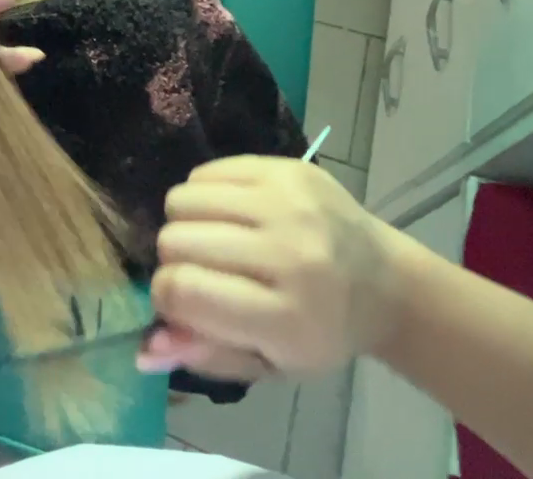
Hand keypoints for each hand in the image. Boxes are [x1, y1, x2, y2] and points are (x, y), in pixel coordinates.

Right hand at [138, 156, 408, 379]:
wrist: (387, 284)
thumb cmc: (320, 332)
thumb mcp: (269, 363)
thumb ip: (205, 355)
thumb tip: (145, 349)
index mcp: (289, 317)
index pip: (183, 290)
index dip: (164, 296)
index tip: (178, 302)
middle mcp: (291, 255)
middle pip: (175, 241)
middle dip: (174, 260)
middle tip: (202, 271)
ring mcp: (288, 204)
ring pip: (182, 200)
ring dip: (185, 223)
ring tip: (214, 240)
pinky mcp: (287, 169)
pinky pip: (203, 172)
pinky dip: (203, 195)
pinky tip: (230, 214)